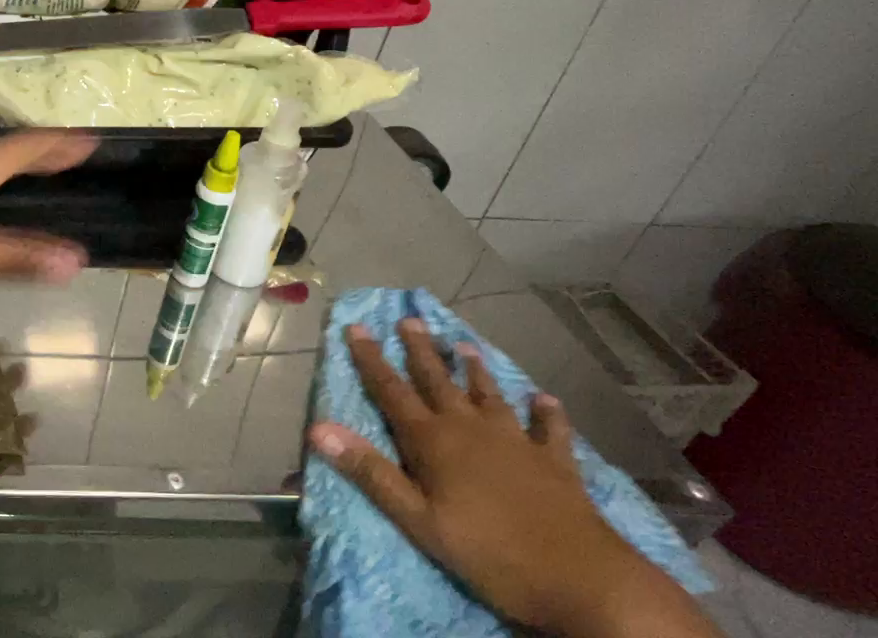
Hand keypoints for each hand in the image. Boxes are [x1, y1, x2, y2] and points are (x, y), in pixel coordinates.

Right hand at [308, 319, 717, 637]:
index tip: (357, 327)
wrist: (584, 581)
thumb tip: (318, 428)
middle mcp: (471, 430)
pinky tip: (545, 399)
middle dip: (421, 351)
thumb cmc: (490, 553)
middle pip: (439, 382)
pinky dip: (546, 412)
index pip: (391, 391)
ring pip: (489, 396)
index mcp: (433, 442)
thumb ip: (370, 472)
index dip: (371, 359)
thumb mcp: (418, 520)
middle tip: (411, 319)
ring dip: (475, 370)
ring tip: (465, 345)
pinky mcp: (557, 464)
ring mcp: (517, 444)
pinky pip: (551, 429)